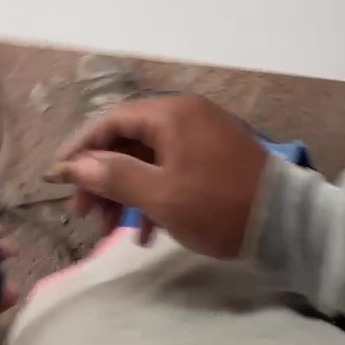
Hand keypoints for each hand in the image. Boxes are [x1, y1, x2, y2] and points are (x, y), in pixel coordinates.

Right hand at [50, 94, 267, 258]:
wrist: (284, 219)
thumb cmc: (217, 204)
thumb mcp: (161, 196)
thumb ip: (115, 177)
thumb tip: (77, 166)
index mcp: (170, 113)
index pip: (112, 120)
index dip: (82, 148)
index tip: (59, 177)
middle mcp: (184, 113)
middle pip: (129, 139)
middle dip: (103, 176)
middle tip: (84, 214)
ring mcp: (201, 131)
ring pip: (150, 156)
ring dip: (126, 190)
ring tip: (111, 230)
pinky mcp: (214, 153)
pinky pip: (172, 165)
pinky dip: (154, 192)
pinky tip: (147, 231)